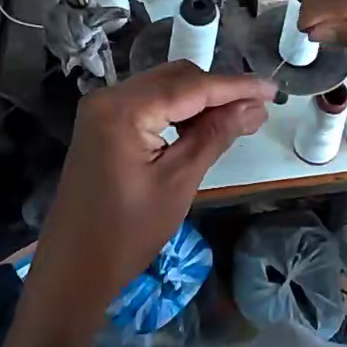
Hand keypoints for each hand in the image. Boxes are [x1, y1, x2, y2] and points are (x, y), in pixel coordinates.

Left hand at [32, 63, 273, 317]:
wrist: (73, 268)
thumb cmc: (127, 233)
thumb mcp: (179, 181)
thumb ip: (216, 134)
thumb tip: (254, 107)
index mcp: (123, 109)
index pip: (191, 86)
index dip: (236, 86)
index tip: (273, 89)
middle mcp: (108, 97)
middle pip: (175, 77)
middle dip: (218, 90)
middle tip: (257, 110)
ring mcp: (101, 109)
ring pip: (163, 88)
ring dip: (200, 100)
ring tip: (237, 120)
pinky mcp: (101, 124)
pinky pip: (148, 103)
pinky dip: (177, 111)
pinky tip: (201, 127)